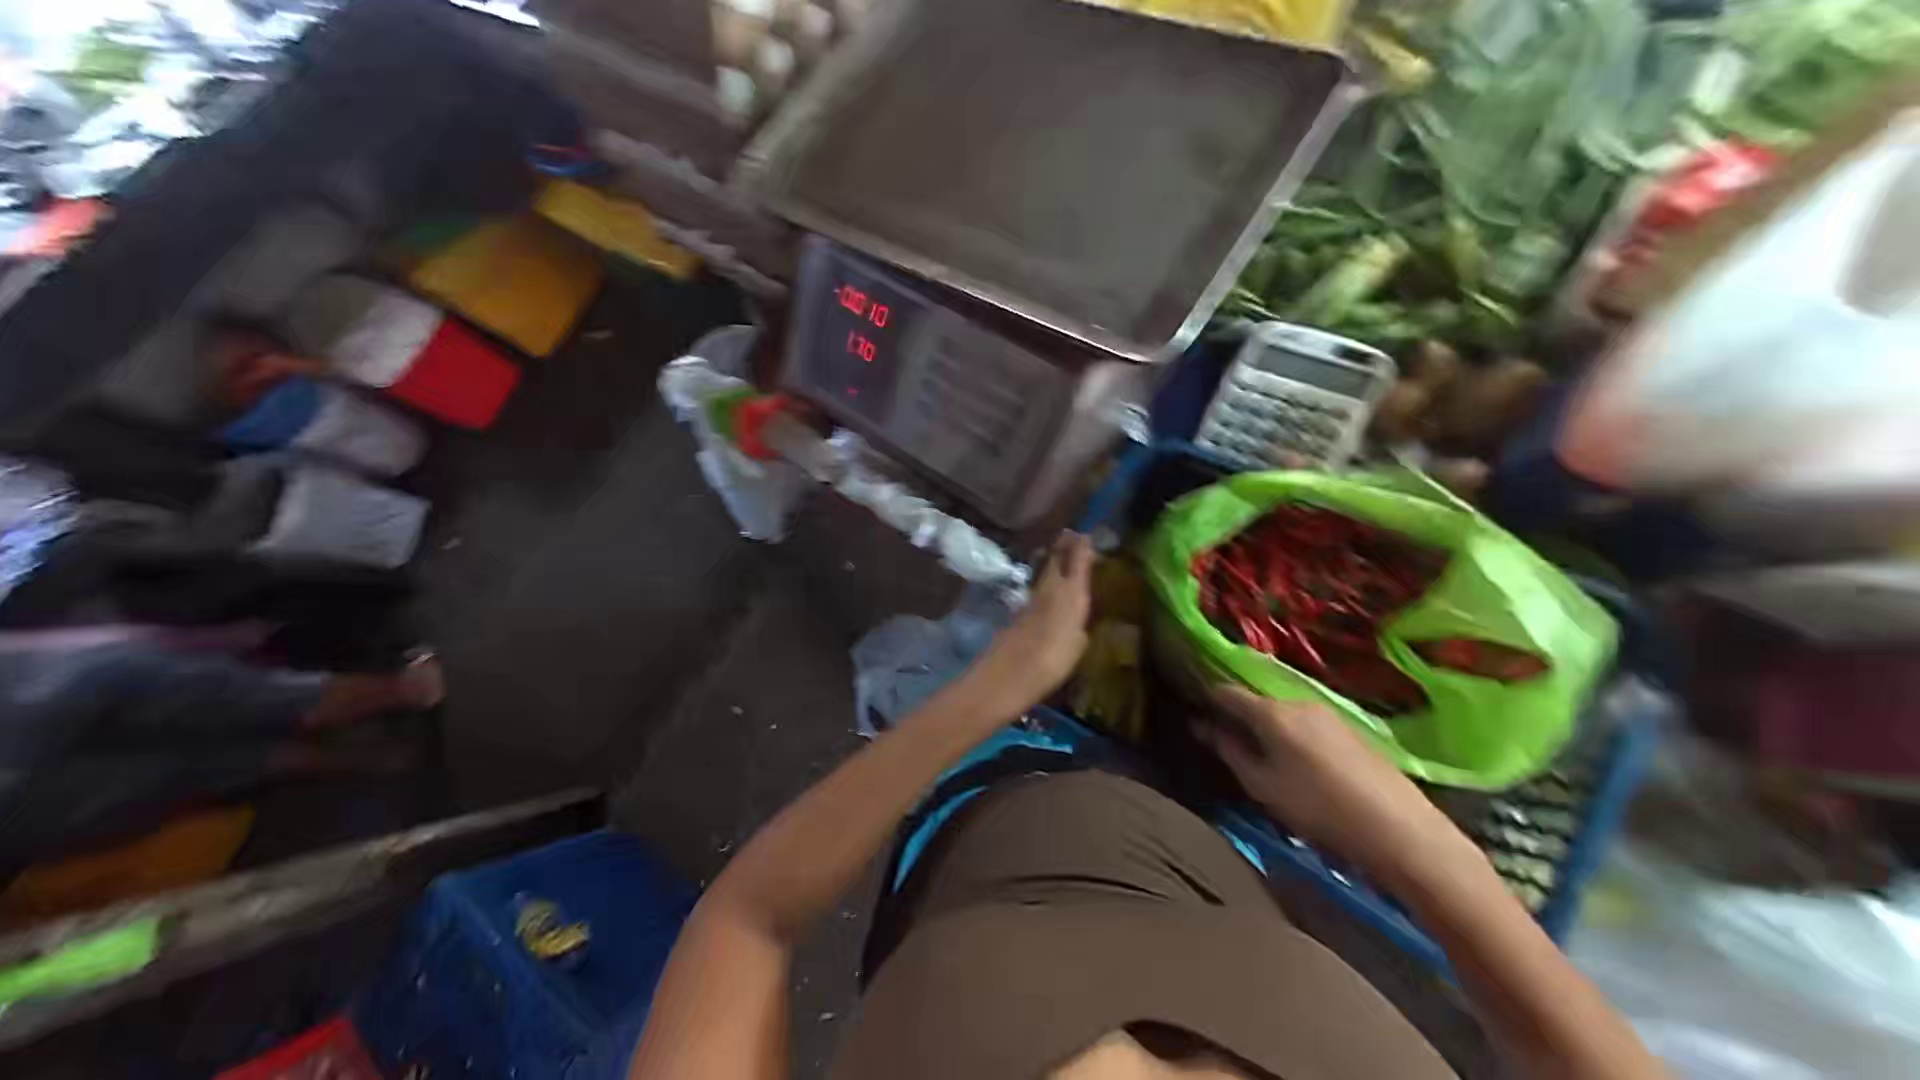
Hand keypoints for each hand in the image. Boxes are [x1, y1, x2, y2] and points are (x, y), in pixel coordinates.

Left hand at [974, 532, 1093, 709]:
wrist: (1006, 674)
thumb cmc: (1051, 662)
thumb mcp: (1077, 645)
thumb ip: (1079, 628)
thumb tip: (1077, 621)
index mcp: (1070, 594)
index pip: (1077, 562)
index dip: (1082, 548)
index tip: (1084, 534)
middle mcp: (1049, 590)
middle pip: (1056, 561)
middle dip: (1063, 547)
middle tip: (1069, 535)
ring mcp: (1030, 600)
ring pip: (1044, 573)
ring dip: (1051, 561)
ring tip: (1057, 553)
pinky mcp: (1017, 614)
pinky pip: (1036, 589)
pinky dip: (1042, 581)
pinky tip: (1044, 586)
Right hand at [1198, 685, 1479, 894]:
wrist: (1400, 829)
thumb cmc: (1318, 807)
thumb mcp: (1262, 785)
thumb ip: (1229, 750)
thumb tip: (1202, 726)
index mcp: (1270, 712)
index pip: (1226, 691)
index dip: (1207, 699)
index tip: (1196, 713)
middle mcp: (1298, 701)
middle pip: (1257, 698)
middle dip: (1238, 712)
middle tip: (1226, 735)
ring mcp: (1328, 713)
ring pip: (1283, 710)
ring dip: (1266, 723)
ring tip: (1260, 750)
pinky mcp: (1351, 729)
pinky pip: (1306, 721)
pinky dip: (1291, 732)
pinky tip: (1295, 757)